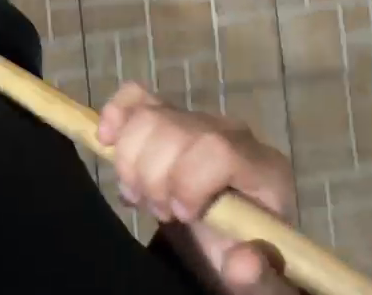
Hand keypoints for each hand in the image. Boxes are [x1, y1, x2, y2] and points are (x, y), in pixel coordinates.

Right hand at [99, 83, 296, 293]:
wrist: (228, 238)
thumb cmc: (245, 254)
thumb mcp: (263, 281)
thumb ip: (264, 278)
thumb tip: (242, 261)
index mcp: (264, 167)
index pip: (217, 149)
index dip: (188, 179)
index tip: (180, 214)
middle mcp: (231, 132)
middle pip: (175, 128)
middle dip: (153, 176)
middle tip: (158, 212)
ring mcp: (195, 118)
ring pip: (147, 114)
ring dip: (129, 159)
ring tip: (139, 194)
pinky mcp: (167, 112)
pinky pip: (135, 95)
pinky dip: (114, 116)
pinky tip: (107, 143)